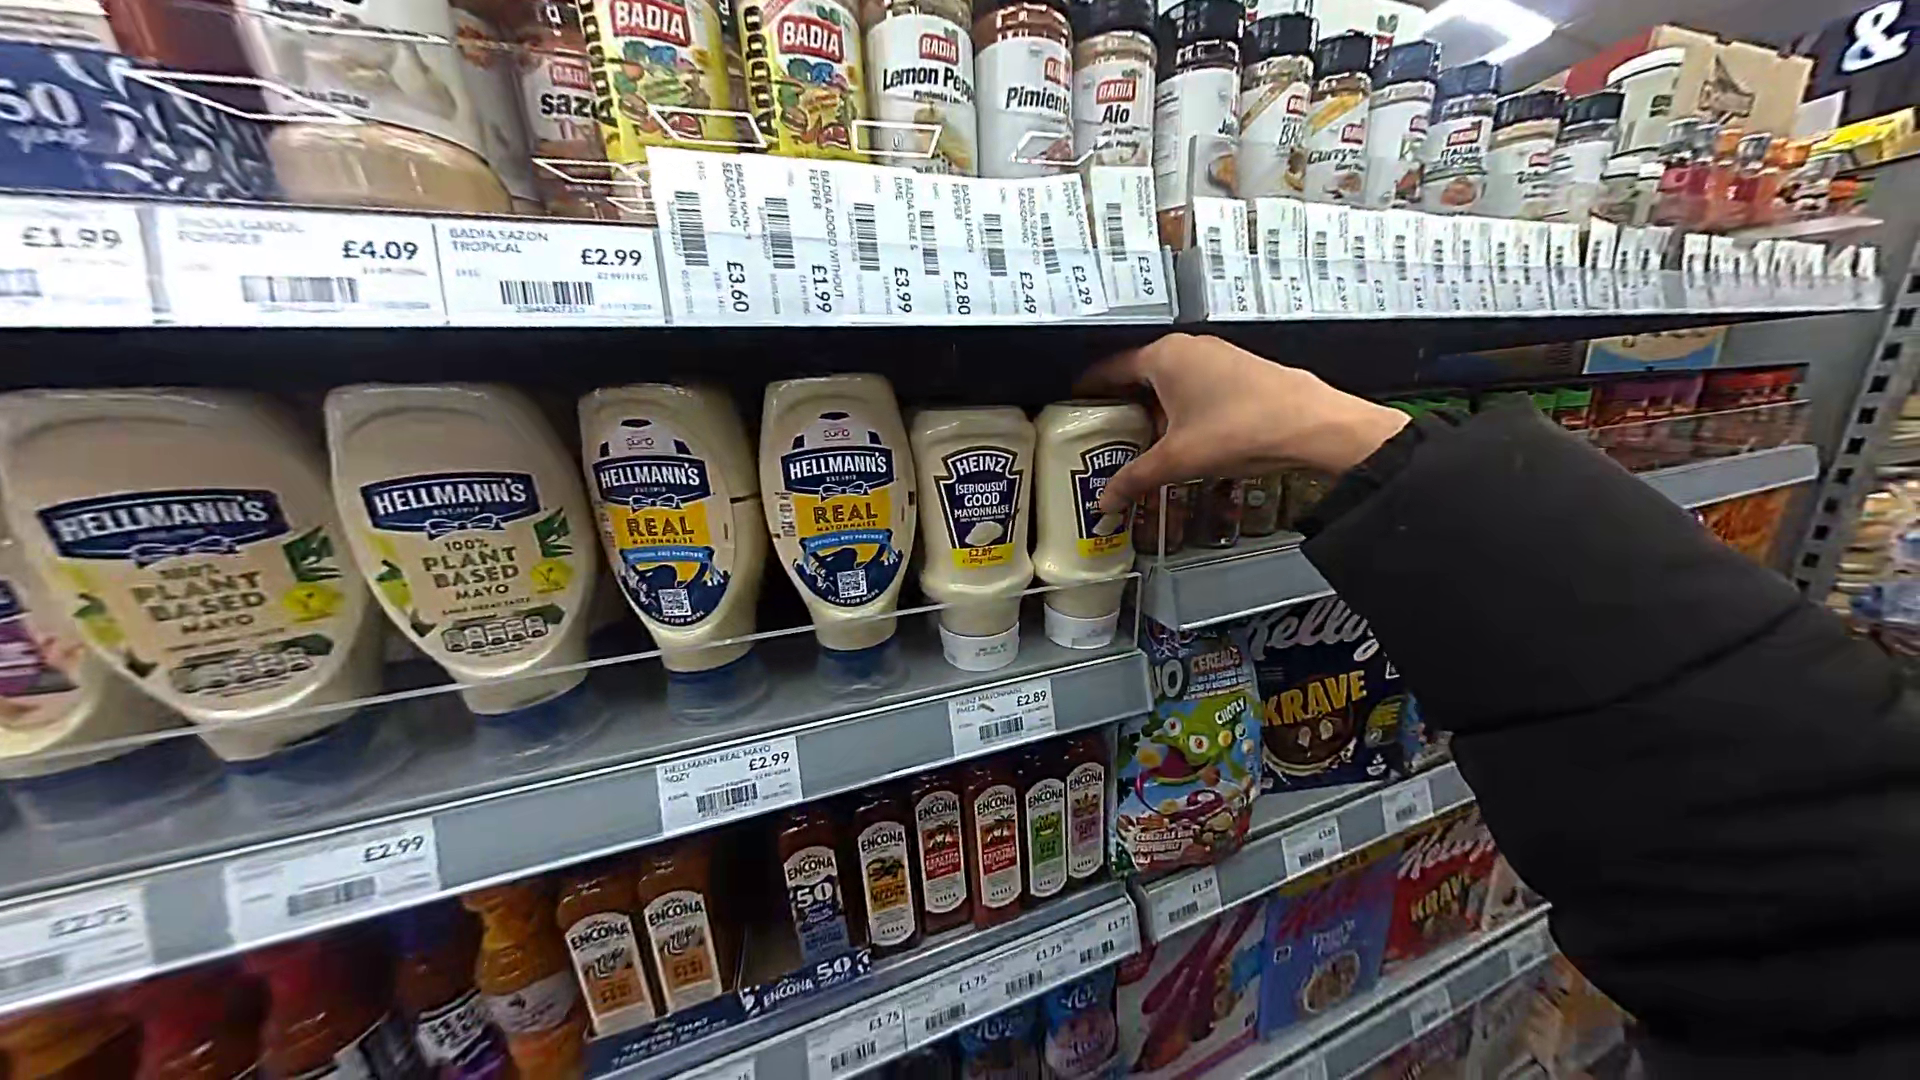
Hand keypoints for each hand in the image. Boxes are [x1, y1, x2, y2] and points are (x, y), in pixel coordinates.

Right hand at [1076, 333, 1408, 512]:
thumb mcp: (1177, 460)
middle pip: (1136, 375)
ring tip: (1133, 442)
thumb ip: (1134, 479)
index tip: (1070, 408)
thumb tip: (1104, 504)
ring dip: (1148, 409)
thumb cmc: (1238, 430)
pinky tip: (1175, 438)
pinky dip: (1175, 409)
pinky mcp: (1237, 372)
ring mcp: (1215, 358)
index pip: (1109, 369)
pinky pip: (1191, 387)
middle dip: (1118, 404)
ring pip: (1166, 382)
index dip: (1087, 389)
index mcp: (1163, 357)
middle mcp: (1187, 349)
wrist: (1315, 426)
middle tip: (1099, 433)